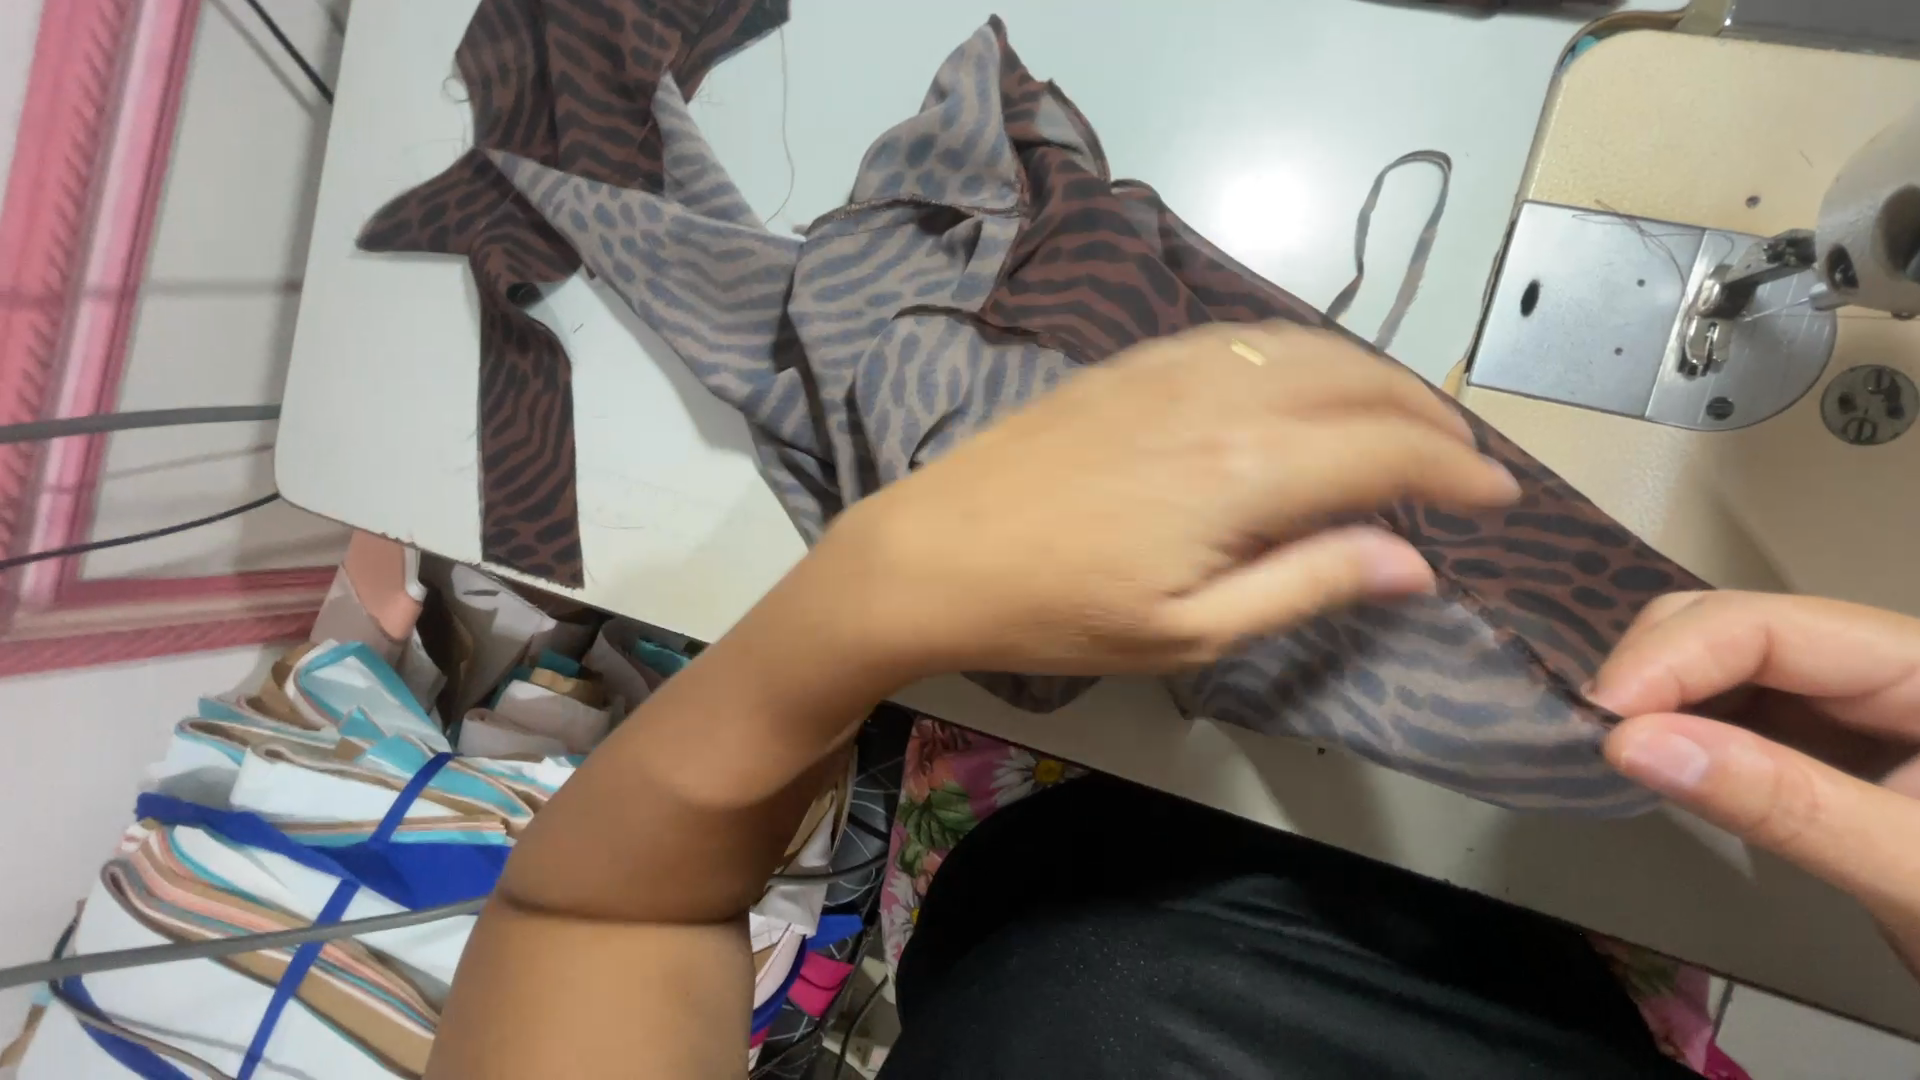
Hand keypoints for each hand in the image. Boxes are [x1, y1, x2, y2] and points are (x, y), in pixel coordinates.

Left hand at [805, 322, 1521, 684]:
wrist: (934, 555)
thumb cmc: (1055, 614)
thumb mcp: (1186, 633)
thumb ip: (1304, 586)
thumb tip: (1413, 562)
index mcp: (1245, 472)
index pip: (1388, 449)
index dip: (1458, 470)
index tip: (1496, 498)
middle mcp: (1218, 400)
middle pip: (1357, 381)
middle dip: (1427, 415)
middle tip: (1461, 457)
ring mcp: (1165, 372)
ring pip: (1300, 347)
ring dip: (1367, 376)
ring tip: (1399, 417)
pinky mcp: (1124, 366)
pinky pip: (1235, 341)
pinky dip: (1293, 354)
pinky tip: (1298, 382)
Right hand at [1589, 591, 1919, 971]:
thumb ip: (1790, 806)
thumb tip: (1626, 744)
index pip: (1769, 626)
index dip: (1671, 657)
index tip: (1602, 717)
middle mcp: (1886, 664)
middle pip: (1731, 625)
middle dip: (1652, 668)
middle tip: (1599, 731)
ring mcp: (1851, 700)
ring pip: (1713, 661)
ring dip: (1652, 696)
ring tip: (1616, 744)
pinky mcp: (1819, 736)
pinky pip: (1720, 705)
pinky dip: (1669, 724)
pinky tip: (1655, 755)